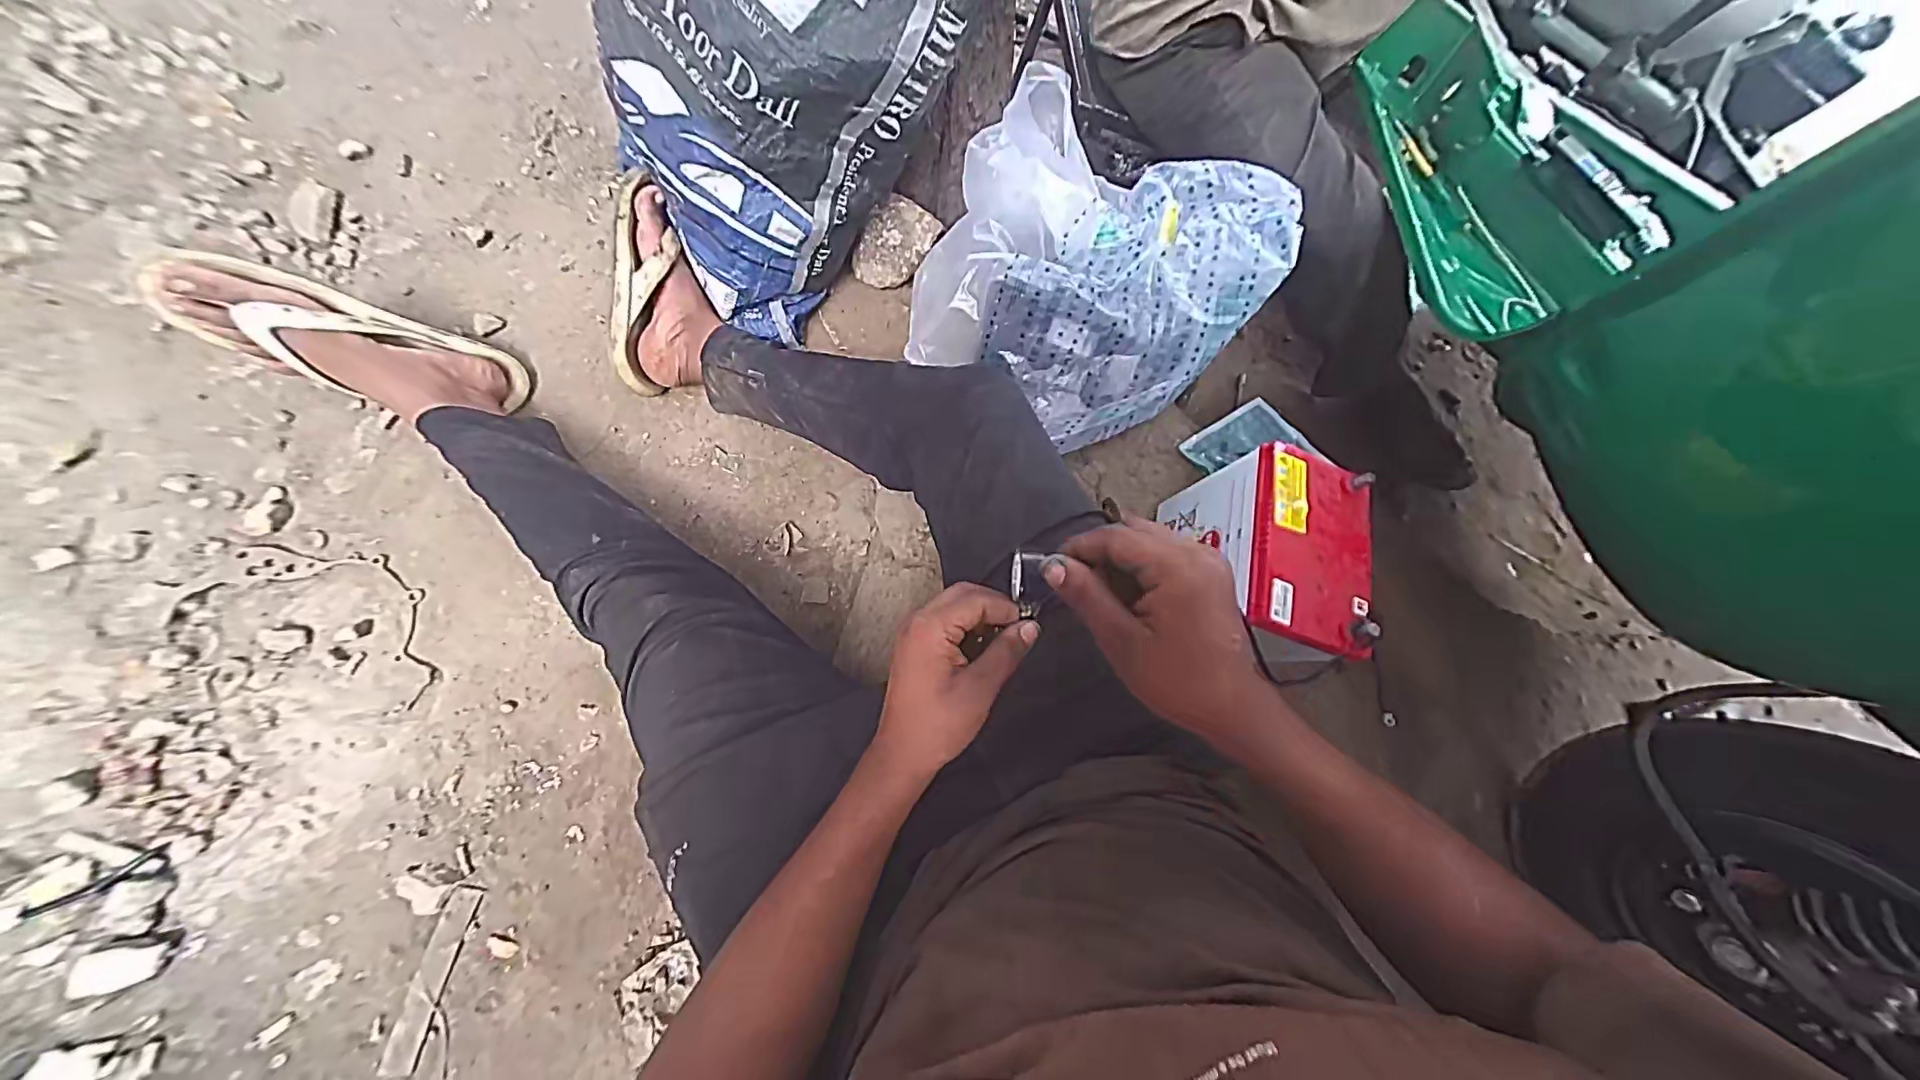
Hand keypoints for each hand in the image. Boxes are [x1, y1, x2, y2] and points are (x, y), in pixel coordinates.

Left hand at [873, 583, 1038, 777]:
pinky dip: (966, 625)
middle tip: (1018, 627)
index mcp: (929, 628)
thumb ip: (1007, 651)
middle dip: (994, 605)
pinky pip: (944, 619)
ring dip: (980, 614)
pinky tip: (982, 647)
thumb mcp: (980, 687)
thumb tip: (1028, 628)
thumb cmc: (935, 727)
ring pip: (954, 603)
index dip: (1006, 608)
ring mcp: (912, 632)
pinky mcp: (914, 644)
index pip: (976, 598)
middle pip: (963, 593)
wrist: (904, 752)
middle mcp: (916, 622)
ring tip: (1003, 639)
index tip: (1027, 624)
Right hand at [1044, 515, 1270, 745]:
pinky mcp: (1210, 571)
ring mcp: (1207, 560)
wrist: (1232, 707)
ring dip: (1119, 557)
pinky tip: (1129, 594)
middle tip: (1073, 579)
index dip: (1078, 547)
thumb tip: (1055, 567)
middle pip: (1132, 530)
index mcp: (1177, 566)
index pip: (1115, 536)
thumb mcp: (1122, 641)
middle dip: (1098, 550)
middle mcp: (1196, 553)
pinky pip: (1165, 551)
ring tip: (1099, 590)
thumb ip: (1087, 596)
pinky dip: (1141, 564)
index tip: (1054, 565)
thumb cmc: (1180, 682)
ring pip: (1148, 538)